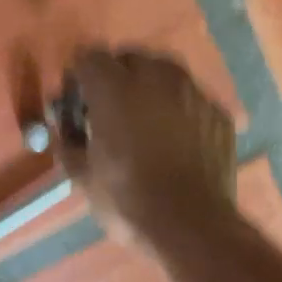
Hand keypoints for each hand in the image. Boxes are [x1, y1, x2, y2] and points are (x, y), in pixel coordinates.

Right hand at [55, 46, 238, 249]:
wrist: (189, 224)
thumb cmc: (125, 200)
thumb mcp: (81, 177)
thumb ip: (67, 145)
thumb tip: (63, 132)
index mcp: (115, 90)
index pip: (89, 57)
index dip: (78, 76)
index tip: (74, 102)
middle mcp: (156, 78)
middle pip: (130, 58)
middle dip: (115, 77)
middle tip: (107, 111)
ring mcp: (193, 92)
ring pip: (165, 74)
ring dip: (148, 89)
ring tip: (141, 123)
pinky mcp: (218, 113)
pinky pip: (190, 99)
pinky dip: (176, 111)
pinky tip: (171, 142)